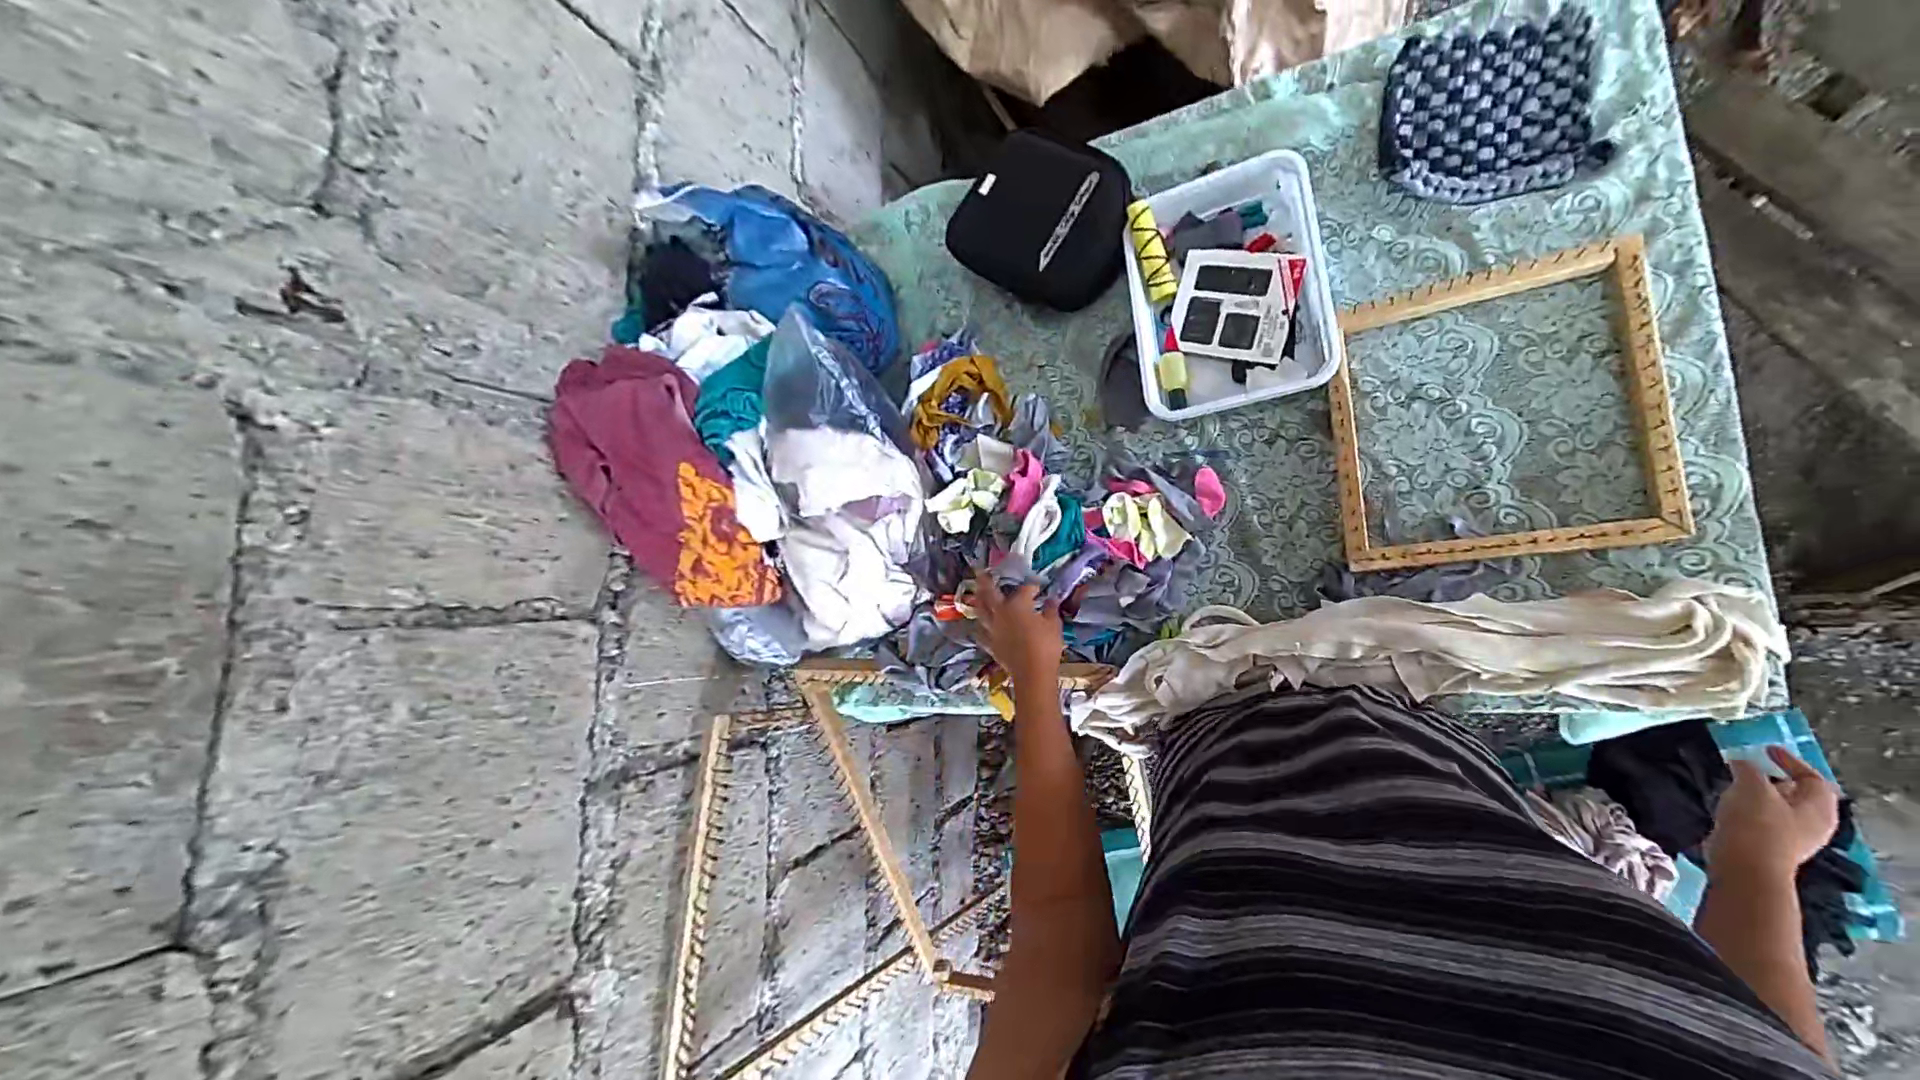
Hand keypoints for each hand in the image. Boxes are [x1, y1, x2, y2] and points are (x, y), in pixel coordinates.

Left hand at [972, 572, 1062, 690]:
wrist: (1032, 673)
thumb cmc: (1045, 645)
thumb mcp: (1054, 625)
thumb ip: (1051, 609)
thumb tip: (1052, 600)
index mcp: (1017, 605)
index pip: (1024, 590)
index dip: (1032, 587)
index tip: (1038, 587)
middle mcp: (1000, 613)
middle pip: (990, 594)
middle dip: (986, 582)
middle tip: (981, 572)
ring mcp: (993, 629)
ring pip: (981, 611)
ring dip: (979, 601)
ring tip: (977, 594)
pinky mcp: (991, 644)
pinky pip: (981, 632)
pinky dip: (980, 627)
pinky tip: (980, 626)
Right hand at [1706, 745, 1839, 882]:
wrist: (1745, 863)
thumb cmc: (1757, 822)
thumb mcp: (1751, 787)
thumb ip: (1748, 770)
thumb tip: (1742, 762)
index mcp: (1818, 808)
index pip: (1813, 778)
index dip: (1791, 761)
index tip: (1767, 749)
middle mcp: (1813, 823)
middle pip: (1800, 795)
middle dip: (1777, 779)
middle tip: (1753, 765)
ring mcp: (1793, 836)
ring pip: (1780, 807)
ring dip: (1761, 793)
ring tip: (1736, 782)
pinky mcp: (1771, 844)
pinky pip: (1765, 818)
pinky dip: (1751, 806)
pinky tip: (1731, 803)